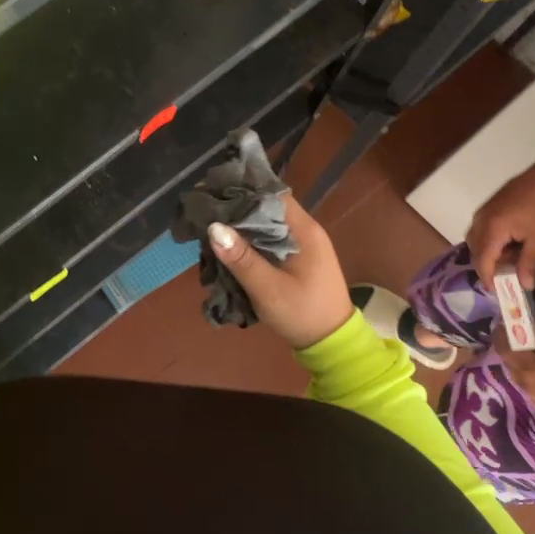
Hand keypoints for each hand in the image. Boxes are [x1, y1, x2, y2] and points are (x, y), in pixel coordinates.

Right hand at [208, 195, 353, 349]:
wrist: (331, 343)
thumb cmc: (303, 314)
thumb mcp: (269, 289)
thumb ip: (242, 259)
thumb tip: (213, 226)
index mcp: (304, 231)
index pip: (272, 195)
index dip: (243, 190)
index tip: (213, 192)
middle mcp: (304, 231)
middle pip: (266, 208)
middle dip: (235, 209)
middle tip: (203, 213)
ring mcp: (301, 245)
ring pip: (265, 225)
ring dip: (240, 227)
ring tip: (208, 230)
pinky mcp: (295, 259)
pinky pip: (268, 240)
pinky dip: (248, 242)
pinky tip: (227, 249)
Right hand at [467, 155, 534, 290]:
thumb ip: (529, 263)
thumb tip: (525, 286)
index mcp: (492, 230)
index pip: (483, 261)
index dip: (488, 278)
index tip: (497, 293)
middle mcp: (480, 222)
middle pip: (475, 252)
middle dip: (486, 268)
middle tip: (502, 281)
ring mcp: (481, 213)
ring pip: (475, 241)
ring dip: (487, 256)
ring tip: (505, 265)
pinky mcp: (486, 208)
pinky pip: (479, 231)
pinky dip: (487, 244)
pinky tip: (504, 247)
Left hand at [500, 322, 534, 457]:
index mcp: (533, 370)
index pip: (505, 349)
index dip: (502, 334)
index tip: (505, 323)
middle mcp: (526, 384)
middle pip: (508, 361)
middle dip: (510, 346)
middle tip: (519, 333)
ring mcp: (532, 397)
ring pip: (516, 373)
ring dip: (518, 359)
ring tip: (531, 347)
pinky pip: (526, 383)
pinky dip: (527, 371)